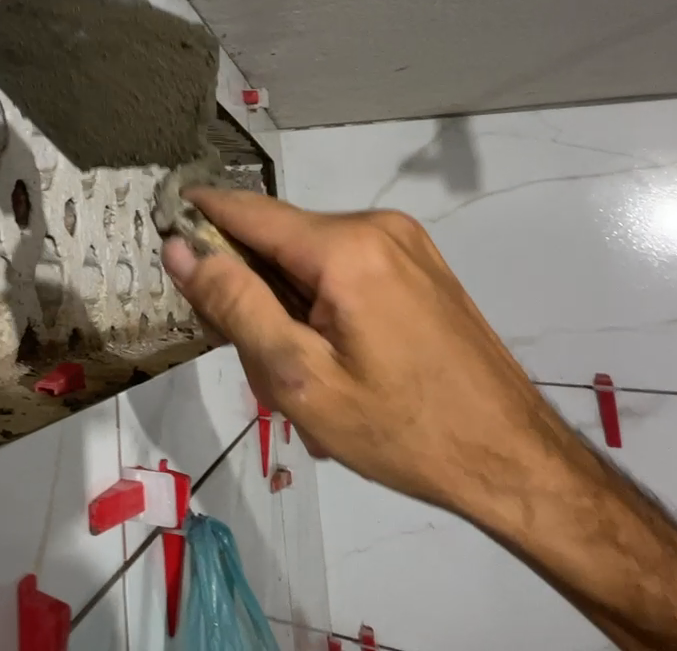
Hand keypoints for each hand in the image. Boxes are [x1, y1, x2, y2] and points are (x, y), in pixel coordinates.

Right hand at [159, 187, 565, 519]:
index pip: (242, 209)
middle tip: (239, 348)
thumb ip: (233, 303)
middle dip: (241, 282)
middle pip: (270, 235)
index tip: (155, 234)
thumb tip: (178, 246)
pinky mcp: (416, 266)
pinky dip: (309, 302)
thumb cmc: (401, 429)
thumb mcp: (297, 377)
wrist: (520, 467)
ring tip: (287, 366)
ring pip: (299, 254)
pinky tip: (321, 355)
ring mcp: (402, 244)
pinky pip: (335, 266)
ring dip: (275, 299)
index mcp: (345, 247)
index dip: (193, 217)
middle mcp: (375, 227)